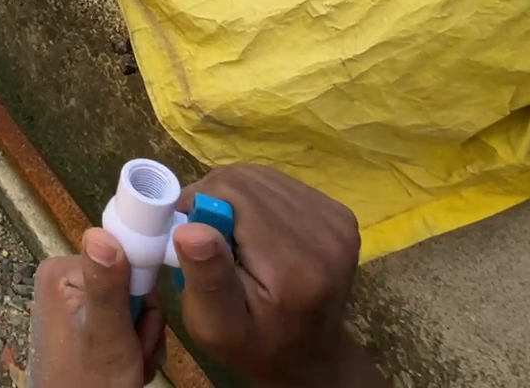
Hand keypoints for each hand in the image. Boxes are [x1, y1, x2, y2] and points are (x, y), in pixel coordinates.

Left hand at [28, 228, 163, 387]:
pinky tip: (126, 369)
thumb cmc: (89, 385)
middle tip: (133, 356)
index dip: (143, 297)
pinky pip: (126, 326)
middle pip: (131, 286)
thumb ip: (106, 286)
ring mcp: (75, 303)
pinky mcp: (85, 324)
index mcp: (61, 270)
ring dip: (141, 342)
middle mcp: (65, 279)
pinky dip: (134, 351)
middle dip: (142, 325)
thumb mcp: (105, 336)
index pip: (124, 259)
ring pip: (135, 309)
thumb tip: (101, 232)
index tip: (137, 329)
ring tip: (129, 367)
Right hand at [174, 165, 384, 386]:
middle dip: (213, 198)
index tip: (190, 234)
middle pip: (243, 179)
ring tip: (230, 234)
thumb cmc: (253, 344)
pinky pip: (274, 181)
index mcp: (296, 266)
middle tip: (206, 236)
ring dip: (232, 196)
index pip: (231, 191)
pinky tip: (255, 227)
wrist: (308, 355)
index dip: (200, 203)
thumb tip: (191, 230)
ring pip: (256, 175)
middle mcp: (325, 236)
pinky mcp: (339, 214)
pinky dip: (254, 196)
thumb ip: (205, 277)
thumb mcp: (215, 325)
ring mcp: (337, 222)